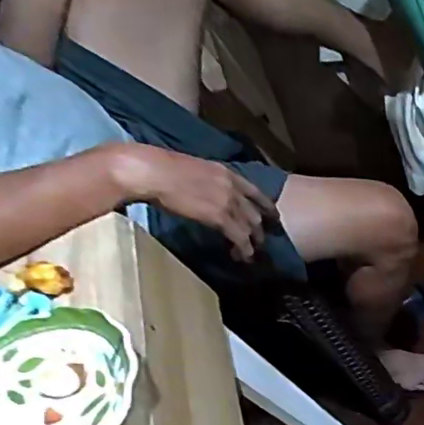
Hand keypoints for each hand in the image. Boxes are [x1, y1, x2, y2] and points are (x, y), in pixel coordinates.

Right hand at [107, 144, 278, 260]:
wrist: (149, 171)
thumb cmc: (159, 167)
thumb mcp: (194, 170)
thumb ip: (208, 182)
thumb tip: (208, 193)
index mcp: (225, 172)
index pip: (255, 192)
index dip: (267, 207)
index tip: (274, 217)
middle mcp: (232, 187)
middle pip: (255, 213)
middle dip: (259, 230)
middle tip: (259, 242)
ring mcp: (228, 203)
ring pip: (251, 228)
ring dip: (252, 243)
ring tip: (250, 254)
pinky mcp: (221, 218)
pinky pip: (241, 238)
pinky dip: (244, 250)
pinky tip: (241, 257)